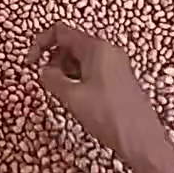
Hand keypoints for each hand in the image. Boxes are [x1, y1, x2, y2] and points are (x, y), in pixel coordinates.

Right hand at [28, 21, 173, 172]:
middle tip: (48, 83)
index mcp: (96, 48)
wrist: (142, 141)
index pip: (61, 31)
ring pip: (81, 59)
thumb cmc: (109, 116)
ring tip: (64, 95)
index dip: (40, 43)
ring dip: (66, 72)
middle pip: (71, 44)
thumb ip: (51, 78)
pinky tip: (78, 100)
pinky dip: (79, 80)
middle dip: (54, 60)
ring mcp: (115, 65)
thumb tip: (43, 71)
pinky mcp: (119, 80)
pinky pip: (92, 71)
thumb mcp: (71, 97)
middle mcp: (108, 51)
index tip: (31, 62)